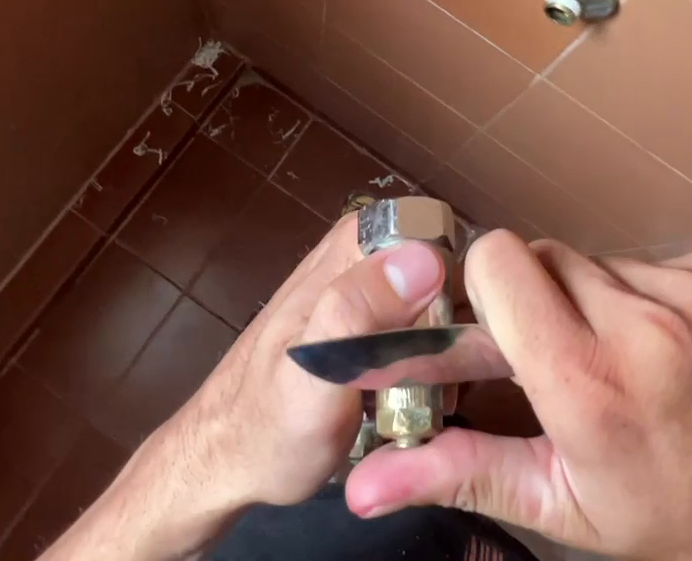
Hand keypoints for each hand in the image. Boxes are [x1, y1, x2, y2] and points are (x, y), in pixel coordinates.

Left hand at [46, 214, 444, 559]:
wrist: (228, 460)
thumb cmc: (267, 425)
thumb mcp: (312, 376)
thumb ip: (358, 312)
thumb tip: (426, 257)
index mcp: (353, 246)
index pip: (442, 233)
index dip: (463, 283)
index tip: (460, 341)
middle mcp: (366, 252)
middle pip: (450, 267)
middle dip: (463, 322)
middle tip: (449, 382)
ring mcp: (371, 286)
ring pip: (445, 299)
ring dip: (453, 347)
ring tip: (438, 395)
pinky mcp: (375, 320)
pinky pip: (430, 326)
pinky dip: (437, 359)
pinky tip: (424, 395)